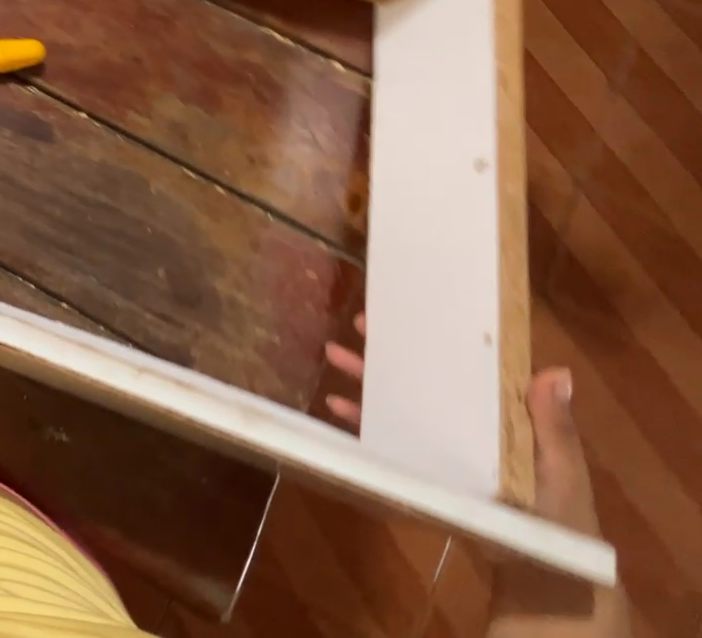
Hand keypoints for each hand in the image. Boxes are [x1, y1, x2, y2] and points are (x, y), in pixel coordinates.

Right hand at [326, 322, 628, 635]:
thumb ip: (553, 429)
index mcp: (499, 418)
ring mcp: (439, 446)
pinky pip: (384, 437)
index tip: (403, 316)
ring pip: (397, 402)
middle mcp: (464, 424)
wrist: (542, 576)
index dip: (435, 342)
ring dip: (366, 379)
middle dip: (387, 352)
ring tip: (332, 355)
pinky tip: (336, 408)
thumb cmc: (555, 519)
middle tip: (356, 324)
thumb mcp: (559, 473)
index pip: (463, 370)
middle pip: (422, 380)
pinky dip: (360, 419)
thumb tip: (554, 370)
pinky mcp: (420, 468)